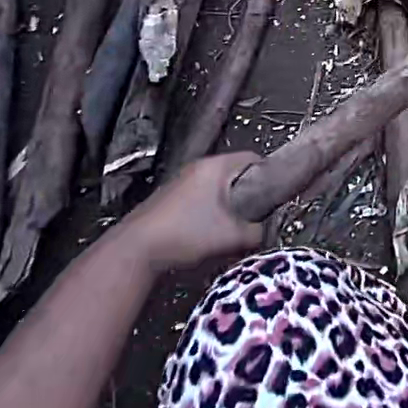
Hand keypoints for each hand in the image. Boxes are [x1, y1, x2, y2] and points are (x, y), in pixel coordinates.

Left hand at [116, 152, 265, 274]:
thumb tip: (263, 232)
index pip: (252, 157)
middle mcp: (198, 166)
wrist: (135, 250)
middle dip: (246, 191)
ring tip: (231, 226)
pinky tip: (205, 232)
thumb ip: (256, 232)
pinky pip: (199, 195)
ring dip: (226, 203)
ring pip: (215, 185)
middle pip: (233, 172)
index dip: (267, 174)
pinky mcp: (168, 196)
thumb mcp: (231, 237)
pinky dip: (208, 208)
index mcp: (216, 166)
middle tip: (255, 214)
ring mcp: (180, 180)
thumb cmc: (187, 234)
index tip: (273, 195)